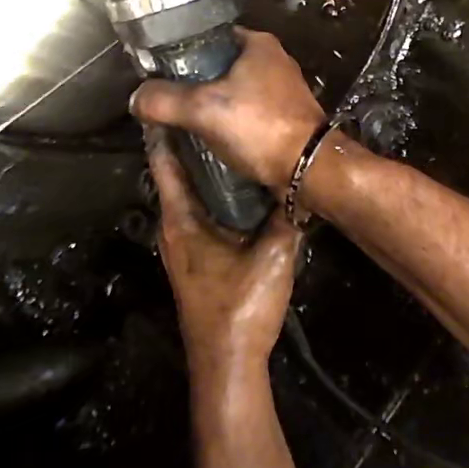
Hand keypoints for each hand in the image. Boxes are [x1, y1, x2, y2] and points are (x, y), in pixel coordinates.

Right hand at [130, 28, 324, 192]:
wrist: (308, 168)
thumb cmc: (259, 127)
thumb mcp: (203, 109)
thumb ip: (164, 100)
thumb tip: (137, 98)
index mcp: (259, 44)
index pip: (210, 37)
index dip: (182, 52)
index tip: (159, 71)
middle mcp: (274, 61)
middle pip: (220, 67)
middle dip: (194, 84)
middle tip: (167, 101)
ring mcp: (283, 90)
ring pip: (233, 93)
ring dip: (212, 107)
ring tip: (184, 122)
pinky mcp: (285, 117)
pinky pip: (247, 114)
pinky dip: (230, 124)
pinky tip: (211, 139)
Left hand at [147, 126, 302, 374]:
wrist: (228, 363)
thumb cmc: (242, 304)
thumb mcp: (274, 254)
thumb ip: (287, 215)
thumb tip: (304, 180)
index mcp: (181, 221)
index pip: (165, 165)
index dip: (165, 134)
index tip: (173, 104)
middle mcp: (174, 230)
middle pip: (175, 177)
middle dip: (190, 145)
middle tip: (216, 115)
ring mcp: (182, 248)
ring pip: (187, 197)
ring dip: (201, 171)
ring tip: (229, 143)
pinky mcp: (195, 262)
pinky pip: (198, 214)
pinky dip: (210, 195)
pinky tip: (238, 190)